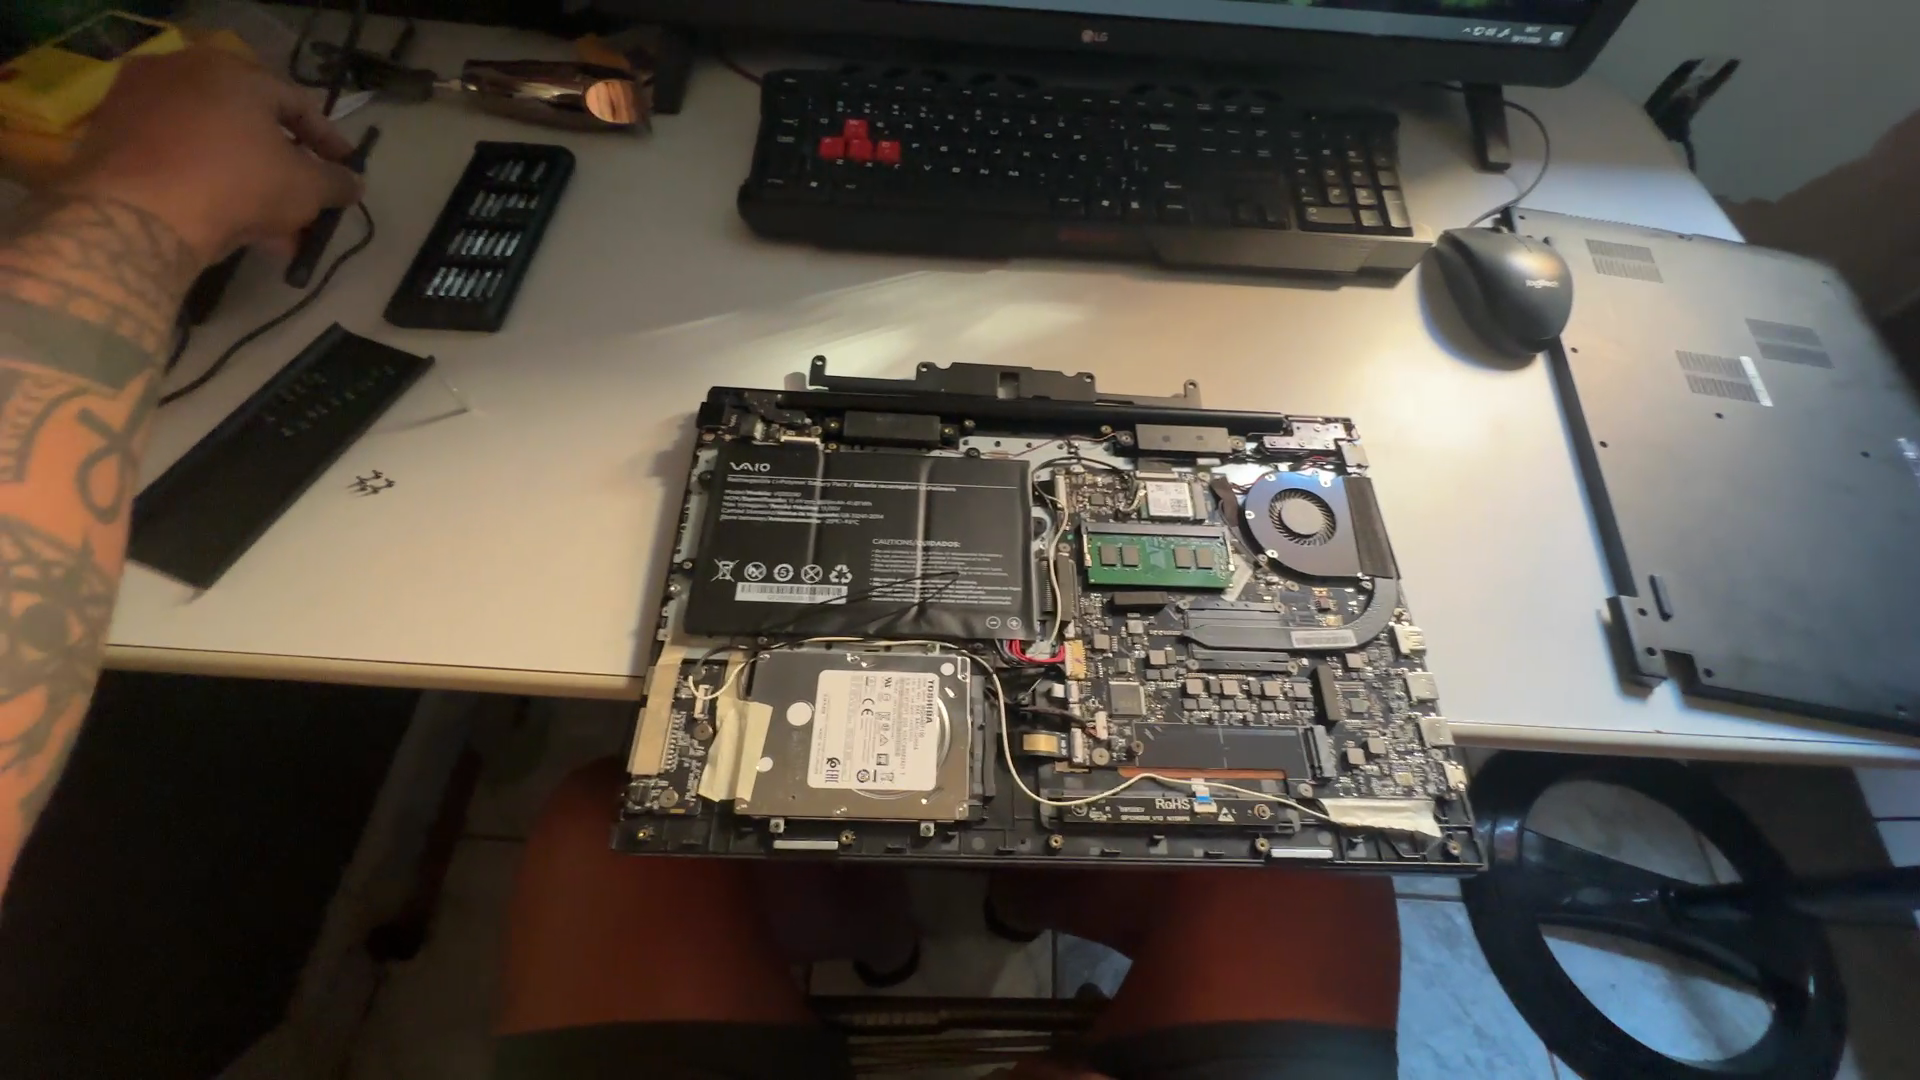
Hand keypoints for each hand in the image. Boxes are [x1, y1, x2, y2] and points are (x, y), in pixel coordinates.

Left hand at [58, 47, 363, 265]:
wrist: (144, 211)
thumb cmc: (241, 183)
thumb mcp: (311, 188)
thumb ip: (338, 182)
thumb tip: (353, 182)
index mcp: (232, 75)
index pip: (298, 103)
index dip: (331, 139)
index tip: (349, 168)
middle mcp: (182, 73)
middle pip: (255, 122)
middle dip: (291, 164)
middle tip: (314, 194)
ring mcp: (143, 99)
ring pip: (222, 143)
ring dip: (259, 180)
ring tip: (285, 223)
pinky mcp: (119, 131)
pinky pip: (188, 155)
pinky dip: (220, 182)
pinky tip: (246, 220)